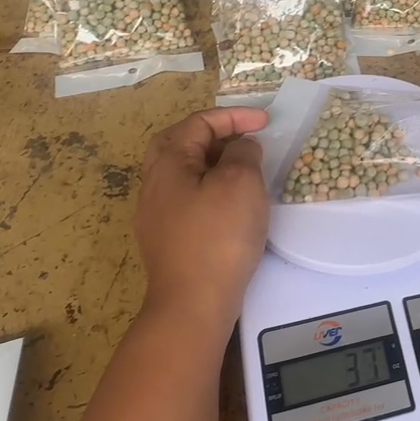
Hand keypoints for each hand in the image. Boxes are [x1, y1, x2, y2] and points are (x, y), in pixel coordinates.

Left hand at [132, 106, 270, 328]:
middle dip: (213, 134)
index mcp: (167, 164)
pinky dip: (210, 188)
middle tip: (243, 137)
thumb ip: (243, 154)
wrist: (193, 304)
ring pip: (183, 173)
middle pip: (180, 144)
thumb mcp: (241, 183)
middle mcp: (154, 185)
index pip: (198, 123)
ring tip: (243, 168)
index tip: (265, 122)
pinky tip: (231, 203)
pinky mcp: (167, 240)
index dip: (233, 116)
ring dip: (212, 163)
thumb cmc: (218, 237)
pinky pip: (188, 198)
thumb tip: (241, 148)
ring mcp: (156, 215)